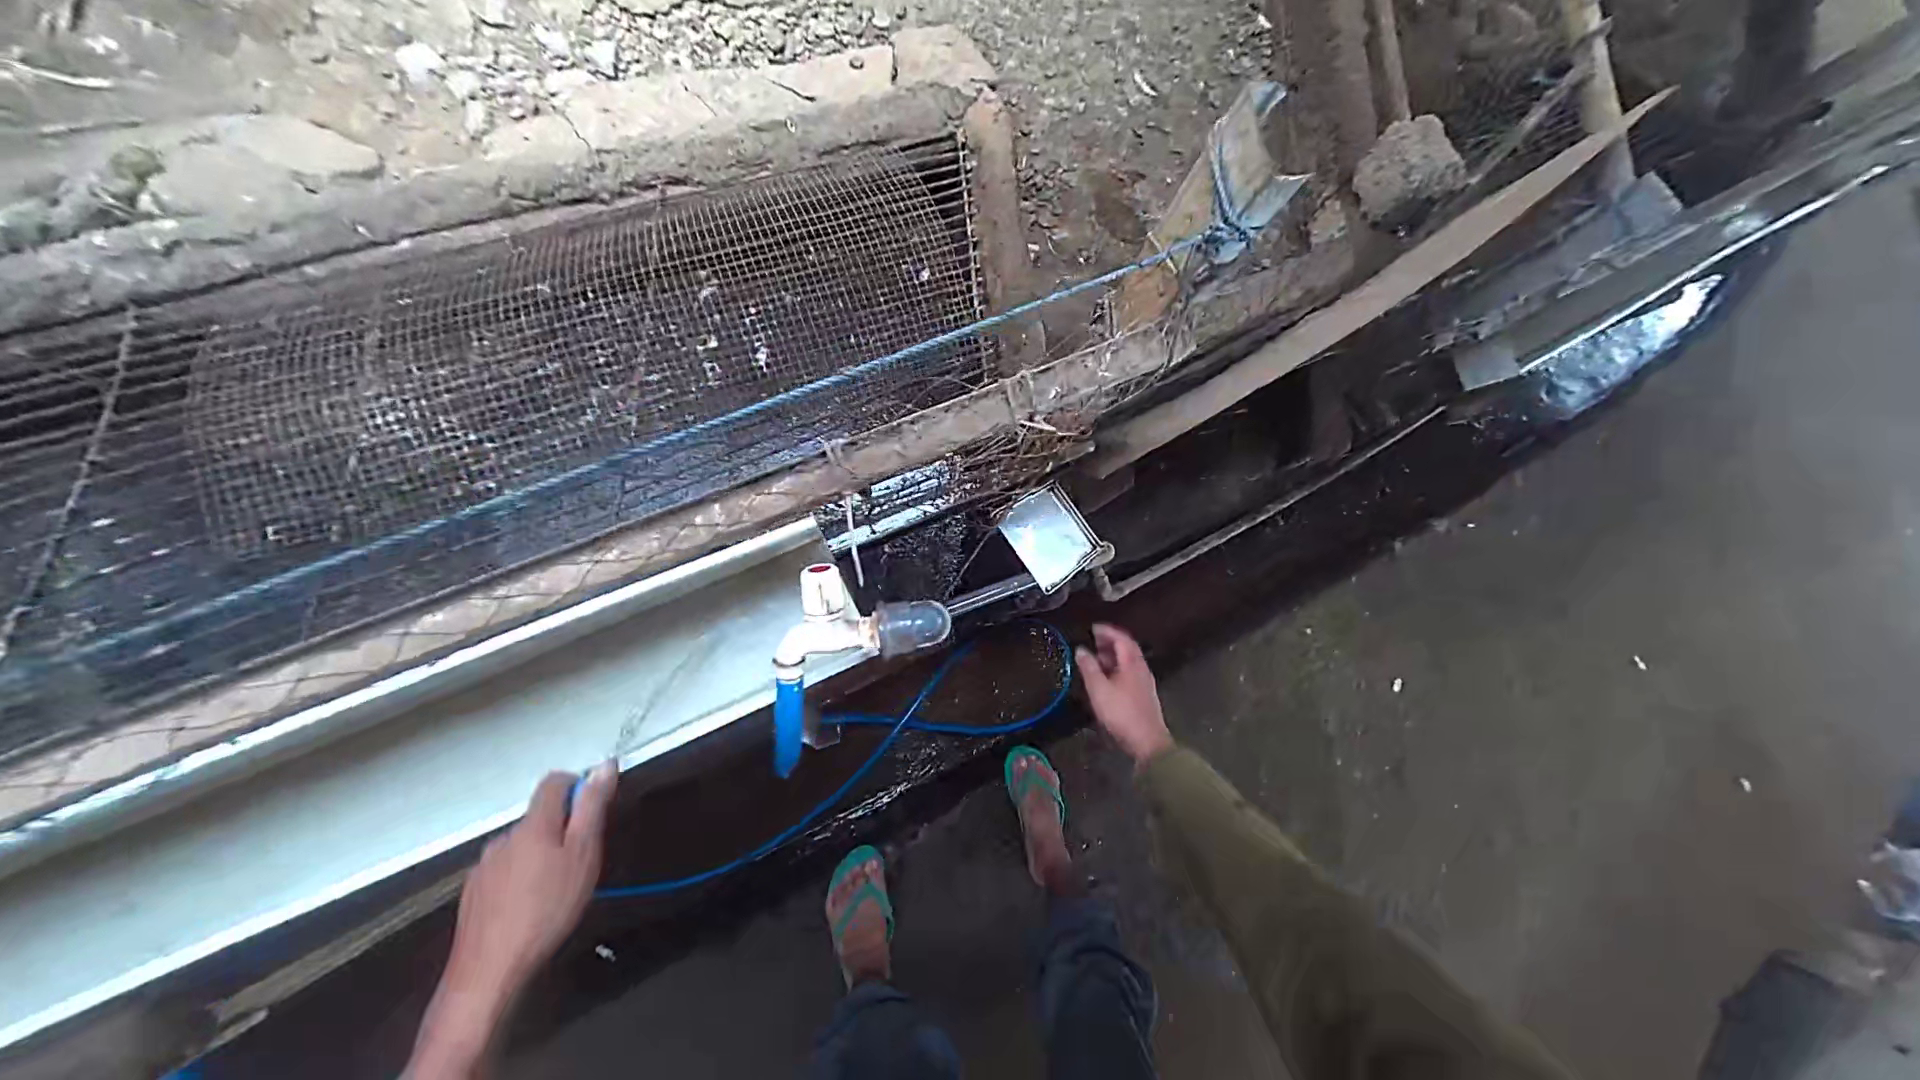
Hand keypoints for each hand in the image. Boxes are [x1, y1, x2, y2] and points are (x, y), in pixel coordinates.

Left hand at [406, 764, 615, 1079]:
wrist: (489, 972)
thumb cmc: (547, 909)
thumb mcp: (583, 854)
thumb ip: (592, 807)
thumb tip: (604, 766)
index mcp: (533, 824)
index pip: (554, 781)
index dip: (578, 786)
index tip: (593, 813)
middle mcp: (505, 837)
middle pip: (540, 816)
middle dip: (563, 828)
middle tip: (582, 861)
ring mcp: (485, 866)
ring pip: (523, 844)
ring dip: (542, 853)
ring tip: (557, 888)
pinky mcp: (474, 892)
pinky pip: (506, 869)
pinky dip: (522, 876)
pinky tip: (530, 906)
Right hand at [1076, 624, 1173, 768]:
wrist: (1147, 741)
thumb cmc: (1121, 713)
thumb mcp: (1099, 689)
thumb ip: (1089, 667)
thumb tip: (1081, 650)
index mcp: (1132, 663)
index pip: (1121, 638)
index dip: (1107, 631)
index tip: (1093, 628)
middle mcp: (1141, 668)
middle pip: (1127, 648)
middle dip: (1109, 642)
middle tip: (1093, 640)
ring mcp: (1144, 682)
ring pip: (1128, 661)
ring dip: (1112, 656)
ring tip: (1095, 658)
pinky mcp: (1143, 694)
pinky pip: (1129, 672)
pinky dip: (1116, 668)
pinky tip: (1106, 678)